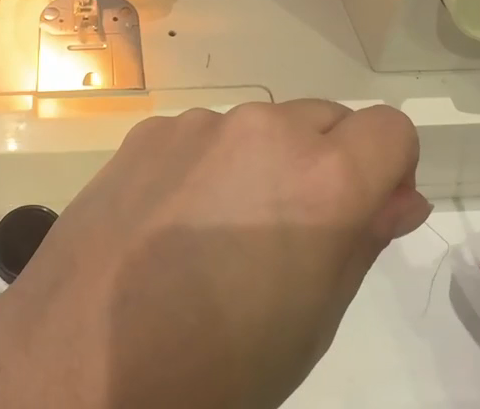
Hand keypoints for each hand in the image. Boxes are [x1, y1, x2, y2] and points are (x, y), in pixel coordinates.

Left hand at [0, 100, 429, 408]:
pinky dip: (210, 163)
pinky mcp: (148, 131)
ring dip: (266, 161)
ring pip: (264, 125)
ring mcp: (199, 124)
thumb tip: (399, 196)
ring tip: (224, 231)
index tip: (368, 214)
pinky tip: (176, 220)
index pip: (392, 129)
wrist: (80, 357)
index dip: (391, 171)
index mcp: (321, 177)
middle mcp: (263, 130)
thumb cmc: (218, 362)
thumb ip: (363, 239)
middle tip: (296, 232)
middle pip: (328, 118)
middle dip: (331, 163)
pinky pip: (205, 134)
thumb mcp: (314, 318)